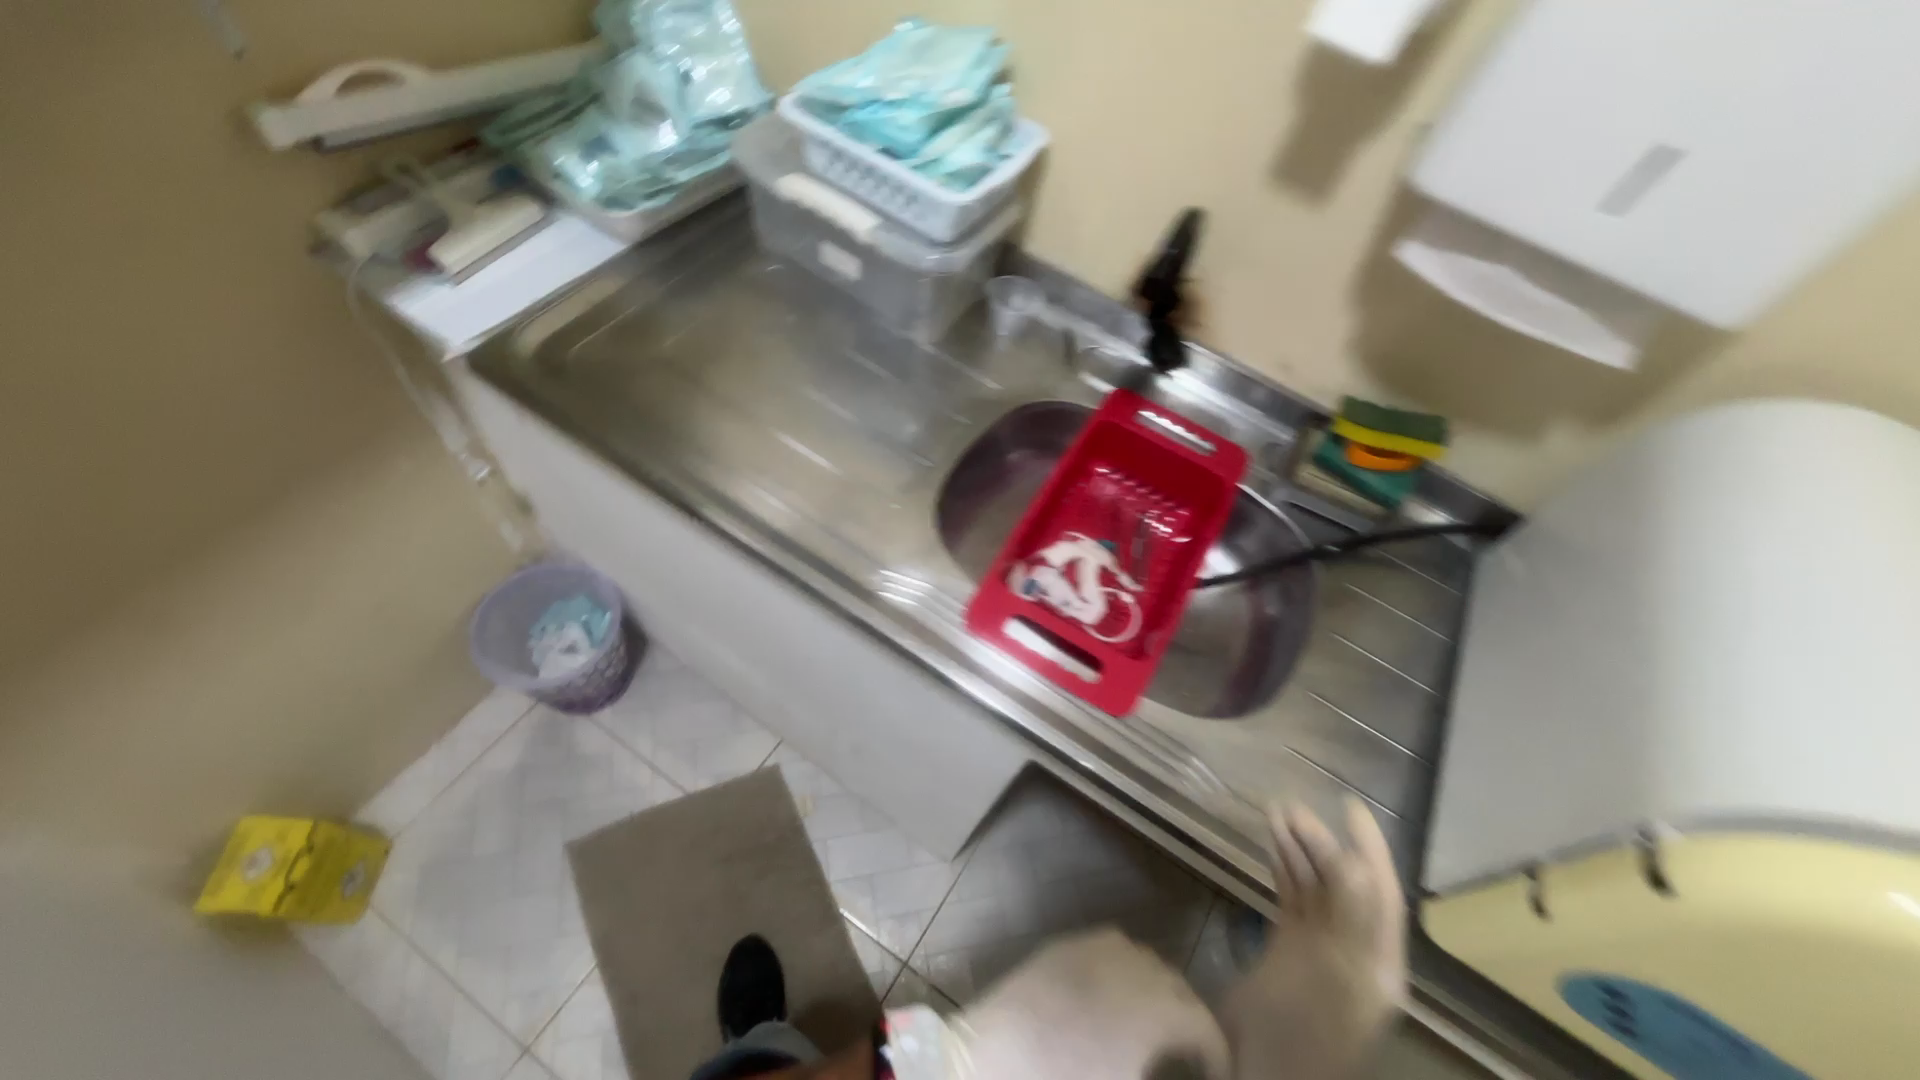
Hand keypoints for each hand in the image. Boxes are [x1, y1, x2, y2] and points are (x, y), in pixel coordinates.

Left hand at [887, 928, 1228, 1079]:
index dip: (1216, 1054)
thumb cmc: (1061, 1079)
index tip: (1215, 1073)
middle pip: (1179, 986)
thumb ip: (1157, 1064)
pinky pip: (1110, 946)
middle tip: (1185, 1052)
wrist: (989, 1063)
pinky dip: (1124, 966)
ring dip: (1157, 988)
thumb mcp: (1123, 1079)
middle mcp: (1133, 968)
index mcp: (1156, 1010)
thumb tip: (1169, 1058)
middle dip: (1189, 1019)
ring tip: (1153, 1022)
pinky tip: (1117, 992)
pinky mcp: (1063, 945)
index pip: (1205, 1026)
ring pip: (1146, 960)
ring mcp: (1095, 950)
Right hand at [1221, 799, 1407, 1079]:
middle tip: (1290, 805)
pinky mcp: (1289, 949)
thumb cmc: (1304, 1030)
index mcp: (1378, 960)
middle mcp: (1355, 949)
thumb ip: (1349, 917)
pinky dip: (1283, 870)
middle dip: (1321, 843)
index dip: (1369, 847)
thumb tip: (1355, 860)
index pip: (1381, 892)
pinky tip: (1271, 846)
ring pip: (1316, 887)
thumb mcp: (1333, 975)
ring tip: (1274, 811)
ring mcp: (1320, 949)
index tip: (1349, 806)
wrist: (1262, 1072)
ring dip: (1298, 849)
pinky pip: (1292, 899)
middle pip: (1344, 884)